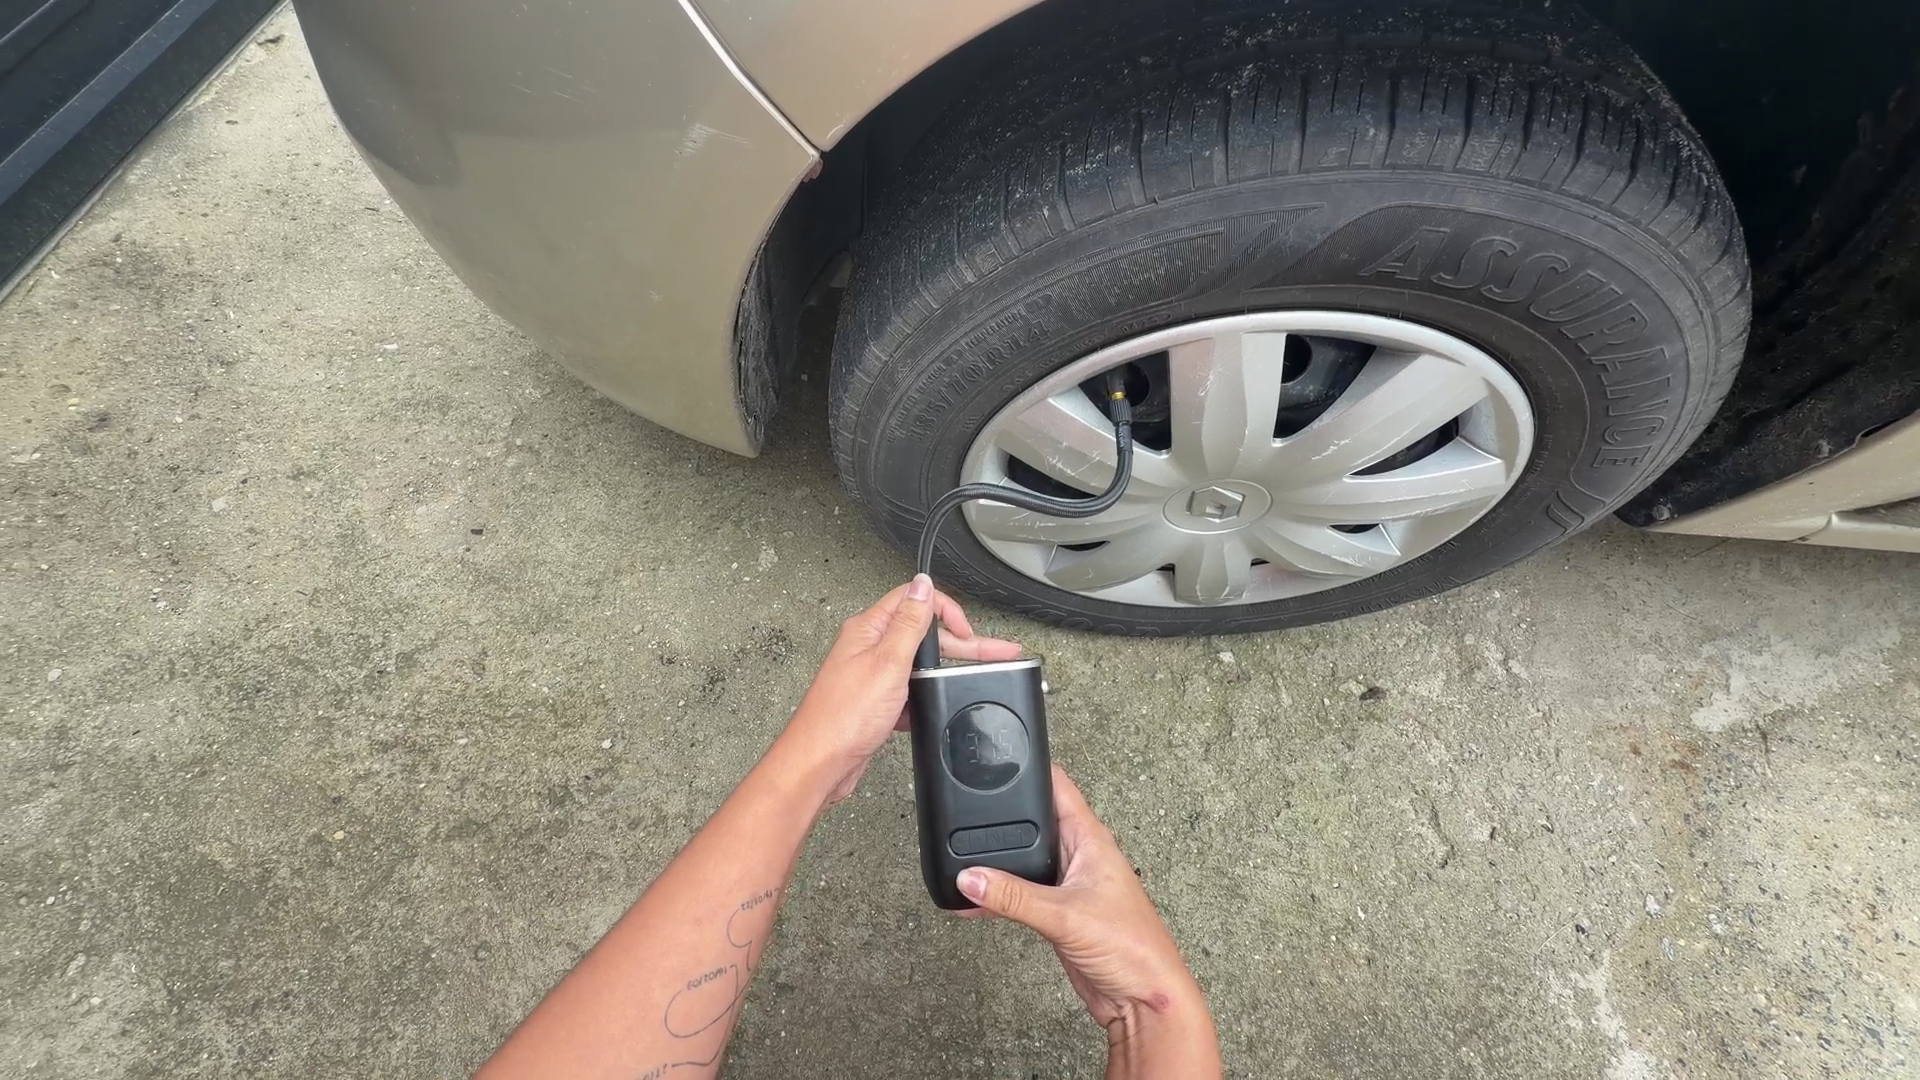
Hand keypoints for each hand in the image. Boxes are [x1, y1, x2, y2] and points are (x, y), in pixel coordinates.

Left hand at [779, 574, 1021, 802]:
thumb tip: (922, 583)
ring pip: (918, 664)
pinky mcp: (876, 700)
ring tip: (978, 675)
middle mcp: (869, 647)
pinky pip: (909, 690)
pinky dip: (924, 696)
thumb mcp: (887, 661)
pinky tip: (938, 704)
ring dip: (945, 671)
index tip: (966, 630)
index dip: (944, 610)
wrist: (821, 763)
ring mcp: (872, 674)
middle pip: (923, 634)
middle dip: (960, 643)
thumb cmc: (844, 715)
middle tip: (995, 652)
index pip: (913, 600)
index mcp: (869, 629)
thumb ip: (909, 622)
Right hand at [956, 767, 1220, 1076]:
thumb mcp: (1065, 914)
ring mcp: (1067, 881)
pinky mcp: (1058, 910)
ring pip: (1026, 855)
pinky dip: (998, 894)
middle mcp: (1079, 852)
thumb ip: (1013, 896)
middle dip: (1005, 812)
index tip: (1002, 752)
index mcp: (1090, 837)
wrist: (1144, 1001)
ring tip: (962, 854)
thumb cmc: (1132, 948)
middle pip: (1035, 818)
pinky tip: (973, 901)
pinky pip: (1021, 891)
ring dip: (999, 858)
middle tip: (969, 802)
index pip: (1057, 784)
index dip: (1032, 765)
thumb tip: (970, 878)